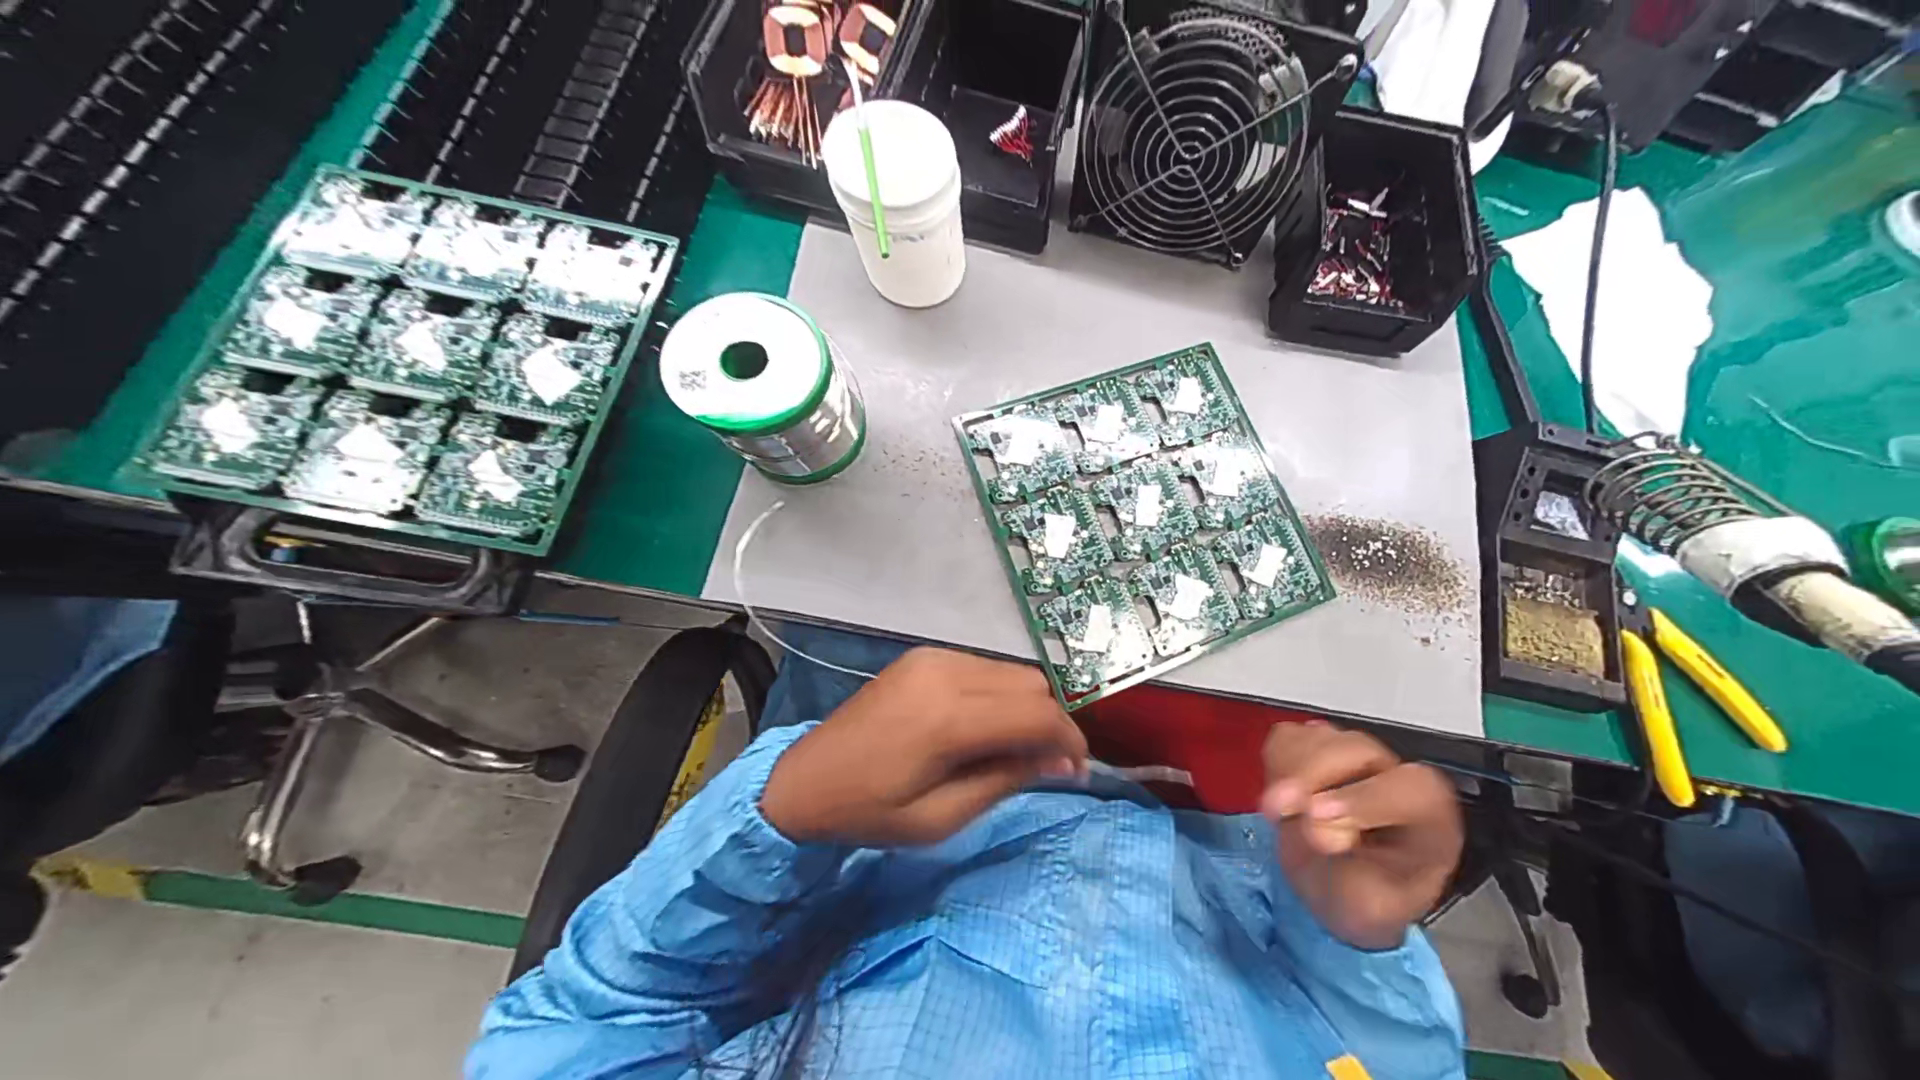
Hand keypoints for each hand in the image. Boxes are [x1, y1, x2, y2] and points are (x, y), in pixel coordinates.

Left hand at [761, 647, 1087, 846]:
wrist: (804, 780)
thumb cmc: (868, 811)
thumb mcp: (941, 817)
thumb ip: (1006, 779)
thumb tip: (1063, 761)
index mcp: (948, 716)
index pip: (1038, 714)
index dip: (1069, 742)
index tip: (1075, 772)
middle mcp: (945, 672)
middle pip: (1033, 685)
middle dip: (1049, 724)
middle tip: (1042, 765)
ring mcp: (932, 657)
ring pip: (1012, 672)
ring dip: (1025, 708)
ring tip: (1009, 749)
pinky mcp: (923, 656)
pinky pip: (984, 667)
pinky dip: (998, 694)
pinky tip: (980, 726)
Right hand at [1260, 721, 1462, 949]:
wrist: (1336, 889)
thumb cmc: (1362, 898)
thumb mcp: (1369, 907)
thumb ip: (1350, 871)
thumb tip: (1314, 825)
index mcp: (1429, 816)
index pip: (1410, 789)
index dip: (1364, 799)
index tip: (1316, 817)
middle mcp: (1394, 775)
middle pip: (1356, 750)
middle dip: (1311, 774)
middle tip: (1277, 807)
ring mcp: (1352, 755)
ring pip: (1317, 739)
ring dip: (1287, 770)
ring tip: (1277, 811)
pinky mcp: (1314, 747)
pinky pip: (1288, 739)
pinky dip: (1275, 763)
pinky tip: (1281, 797)